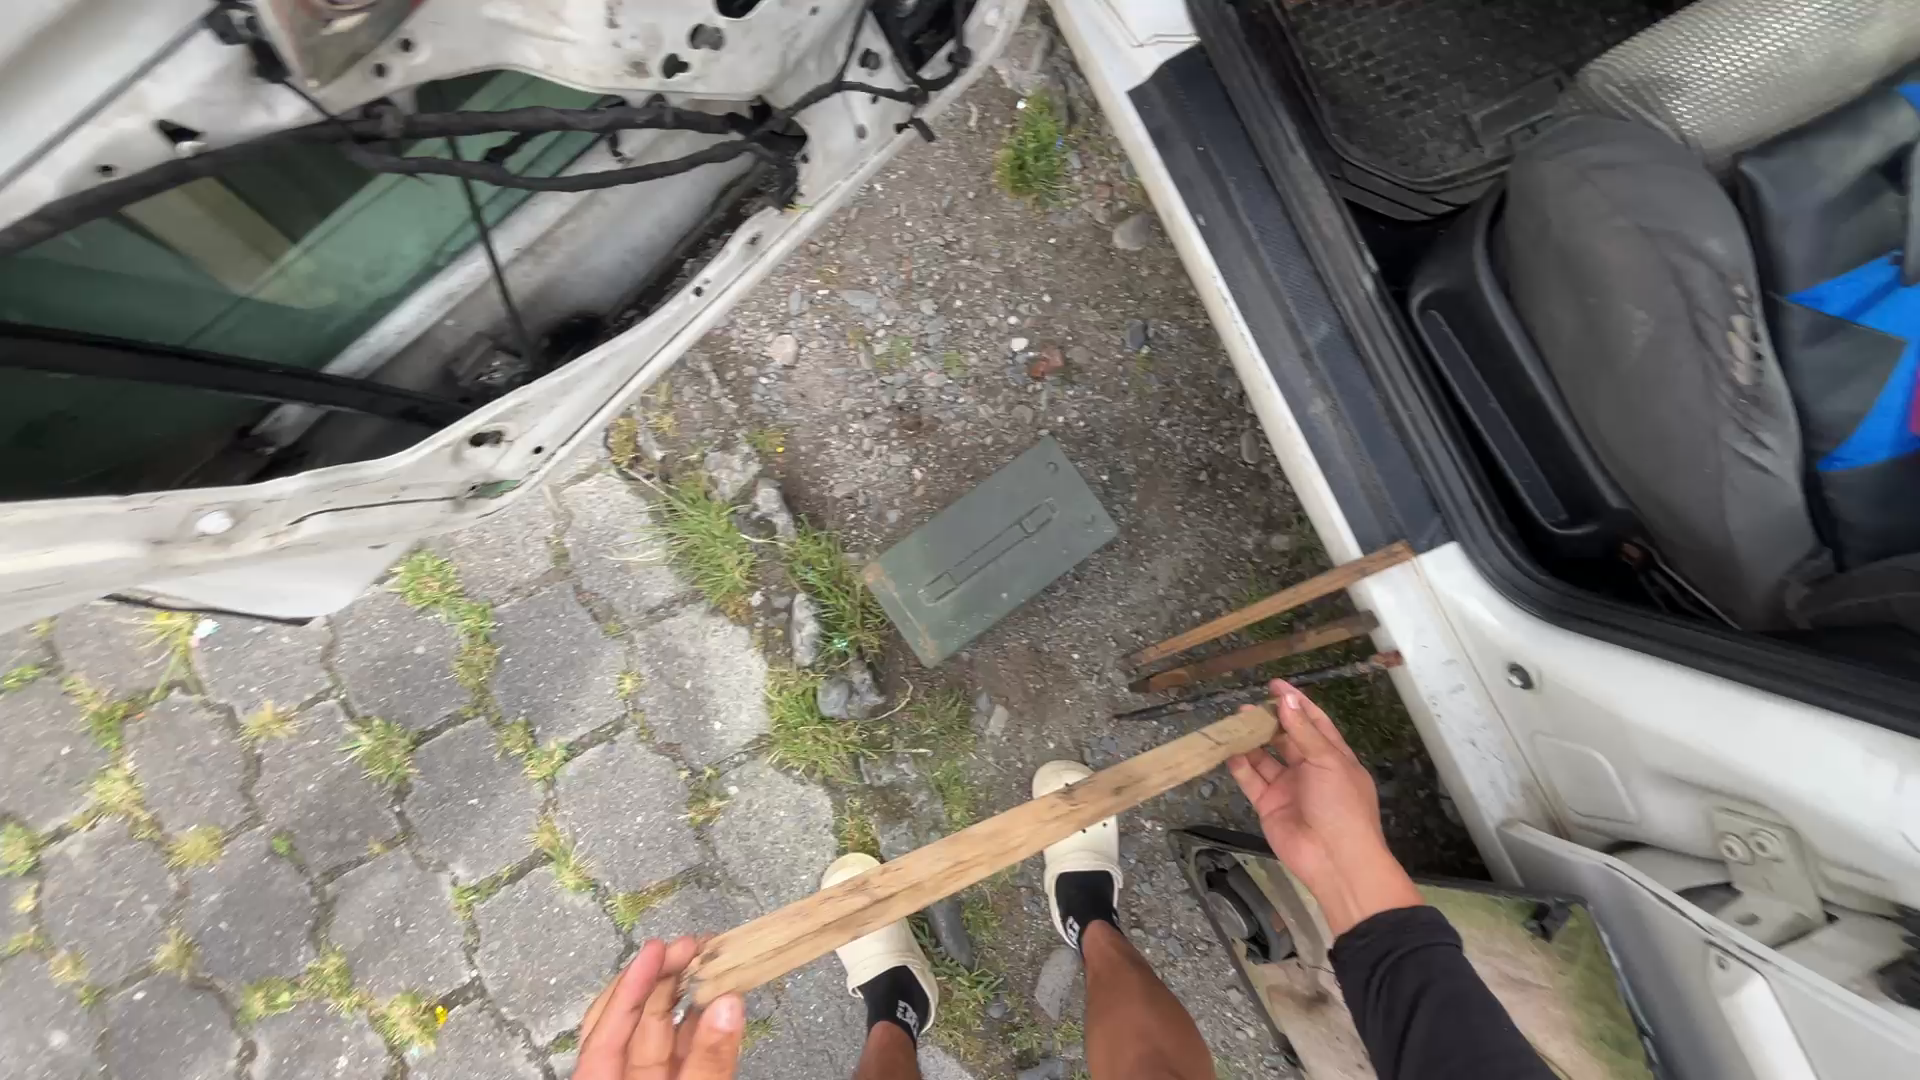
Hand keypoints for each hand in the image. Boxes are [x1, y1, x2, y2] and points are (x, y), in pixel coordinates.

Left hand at [574, 937, 745, 1079]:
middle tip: (691, 945)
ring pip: (664, 1034)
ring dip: (688, 995)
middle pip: (634, 1024)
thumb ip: (705, 1063)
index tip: (657, 948)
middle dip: (663, 979)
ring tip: (710, 961)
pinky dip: (703, 1023)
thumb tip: (728, 1003)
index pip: (605, 1031)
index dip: (630, 985)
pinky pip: (686, 1051)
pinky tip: (720, 998)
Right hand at [1226, 680, 1423, 937]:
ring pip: (1265, 758)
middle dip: (1268, 721)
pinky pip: (1251, 780)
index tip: (1275, 685)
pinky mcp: (1268, 805)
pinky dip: (1240, 766)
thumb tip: (1286, 699)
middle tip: (1248, 706)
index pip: (1314, 723)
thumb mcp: (1328, 762)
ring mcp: (1288, 788)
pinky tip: (1229, 750)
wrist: (1334, 860)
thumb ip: (1303, 730)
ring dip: (1251, 741)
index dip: (1296, 703)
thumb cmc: (1341, 806)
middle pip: (1285, 738)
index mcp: (1333, 758)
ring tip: (1234, 722)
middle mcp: (1310, 770)